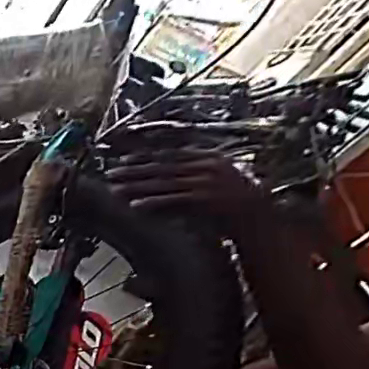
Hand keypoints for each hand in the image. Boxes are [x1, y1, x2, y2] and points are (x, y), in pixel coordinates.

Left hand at [105, 150, 270, 226]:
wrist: (257, 214)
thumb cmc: (232, 198)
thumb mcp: (215, 177)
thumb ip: (192, 171)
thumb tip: (163, 171)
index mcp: (211, 157)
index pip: (171, 154)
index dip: (146, 157)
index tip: (124, 159)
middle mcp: (208, 166)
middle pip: (163, 167)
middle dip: (134, 170)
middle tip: (111, 173)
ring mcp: (206, 182)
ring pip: (163, 183)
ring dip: (137, 186)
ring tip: (115, 190)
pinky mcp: (204, 199)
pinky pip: (172, 200)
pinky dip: (153, 202)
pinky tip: (135, 205)